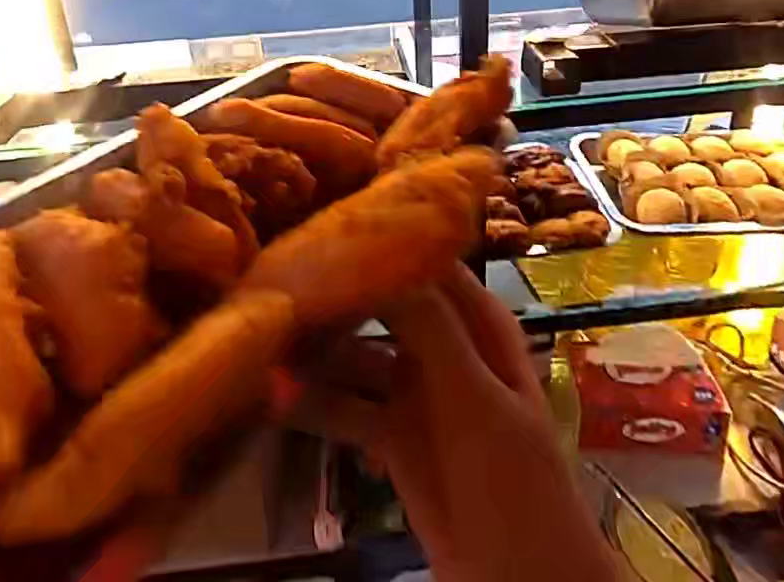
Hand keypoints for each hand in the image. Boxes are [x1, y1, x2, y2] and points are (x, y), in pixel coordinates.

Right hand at [303, 265, 616, 581]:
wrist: (520, 579)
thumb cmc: (510, 477)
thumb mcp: (474, 396)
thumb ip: (431, 327)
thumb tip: (376, 257)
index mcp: (476, 320)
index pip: (422, 262)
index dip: (378, 246)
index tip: (322, 235)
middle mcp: (441, 342)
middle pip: (380, 305)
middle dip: (333, 300)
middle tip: (276, 292)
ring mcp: (413, 387)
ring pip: (355, 355)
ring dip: (314, 354)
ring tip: (264, 348)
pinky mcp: (390, 431)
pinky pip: (346, 405)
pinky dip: (314, 402)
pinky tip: (274, 398)